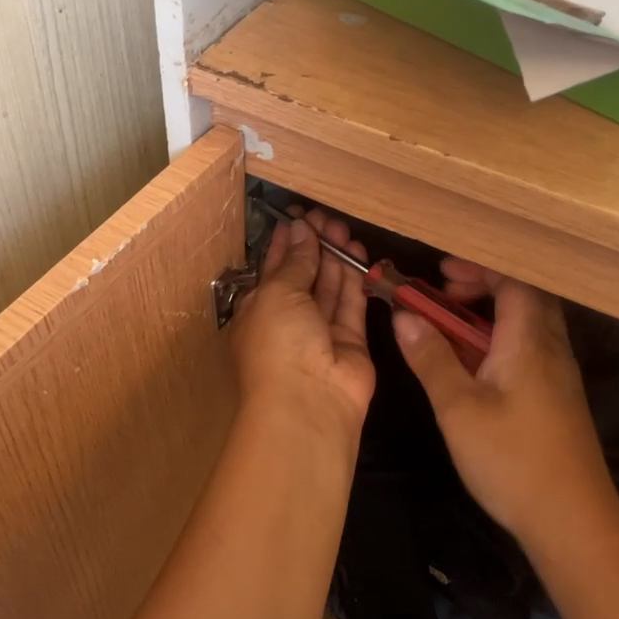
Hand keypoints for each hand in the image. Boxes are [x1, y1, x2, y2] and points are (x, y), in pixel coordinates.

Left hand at [229, 209, 375, 438]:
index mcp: (258, 310)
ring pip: (330, 288)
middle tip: (327, 216)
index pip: (273, 270)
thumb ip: (294, 261)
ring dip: (336, 258)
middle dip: (313, 246)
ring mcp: (320, 333)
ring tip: (344, 227)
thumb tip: (300, 229)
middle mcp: (288, 321)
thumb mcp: (277, 293)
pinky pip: (353, 304)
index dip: (285, 243)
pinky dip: (356, 279)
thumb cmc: (277, 342)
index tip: (298, 215)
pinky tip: (359, 252)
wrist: (307, 402)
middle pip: (304, 277)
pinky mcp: (351, 342)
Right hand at [390, 258, 618, 545]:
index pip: (513, 280)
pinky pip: (529, 349)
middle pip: (524, 297)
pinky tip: (474, 368)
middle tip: (442, 295)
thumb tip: (403, 315)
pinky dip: (499, 341)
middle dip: (482, 287)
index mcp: (529, 341)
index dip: (477, 268)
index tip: (439, 273)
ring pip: (527, 324)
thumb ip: (431, 358)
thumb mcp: (458, 408)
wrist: (572, 520)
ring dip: (489, 315)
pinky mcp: (557, 399)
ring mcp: (558, 375)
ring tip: (449, 329)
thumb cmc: (512, 459)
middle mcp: (551, 349)